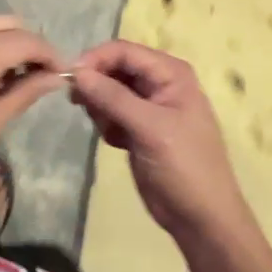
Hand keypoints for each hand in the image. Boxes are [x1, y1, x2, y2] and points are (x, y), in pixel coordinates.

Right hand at [72, 40, 245, 242]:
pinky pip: (110, 111)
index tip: (70, 78)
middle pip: (113, 68)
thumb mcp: (149, 128)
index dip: (96, 59)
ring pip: (108, 90)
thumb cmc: (184, 167)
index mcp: (171, 73)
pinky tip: (117, 143)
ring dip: (101, 108)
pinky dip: (107, 124)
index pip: (124, 51)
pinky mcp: (138, 128)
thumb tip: (76, 72)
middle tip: (81, 106)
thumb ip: (112, 97)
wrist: (201, 220)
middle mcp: (159, 83)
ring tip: (110, 131)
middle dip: (97, 85)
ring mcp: (148, 106)